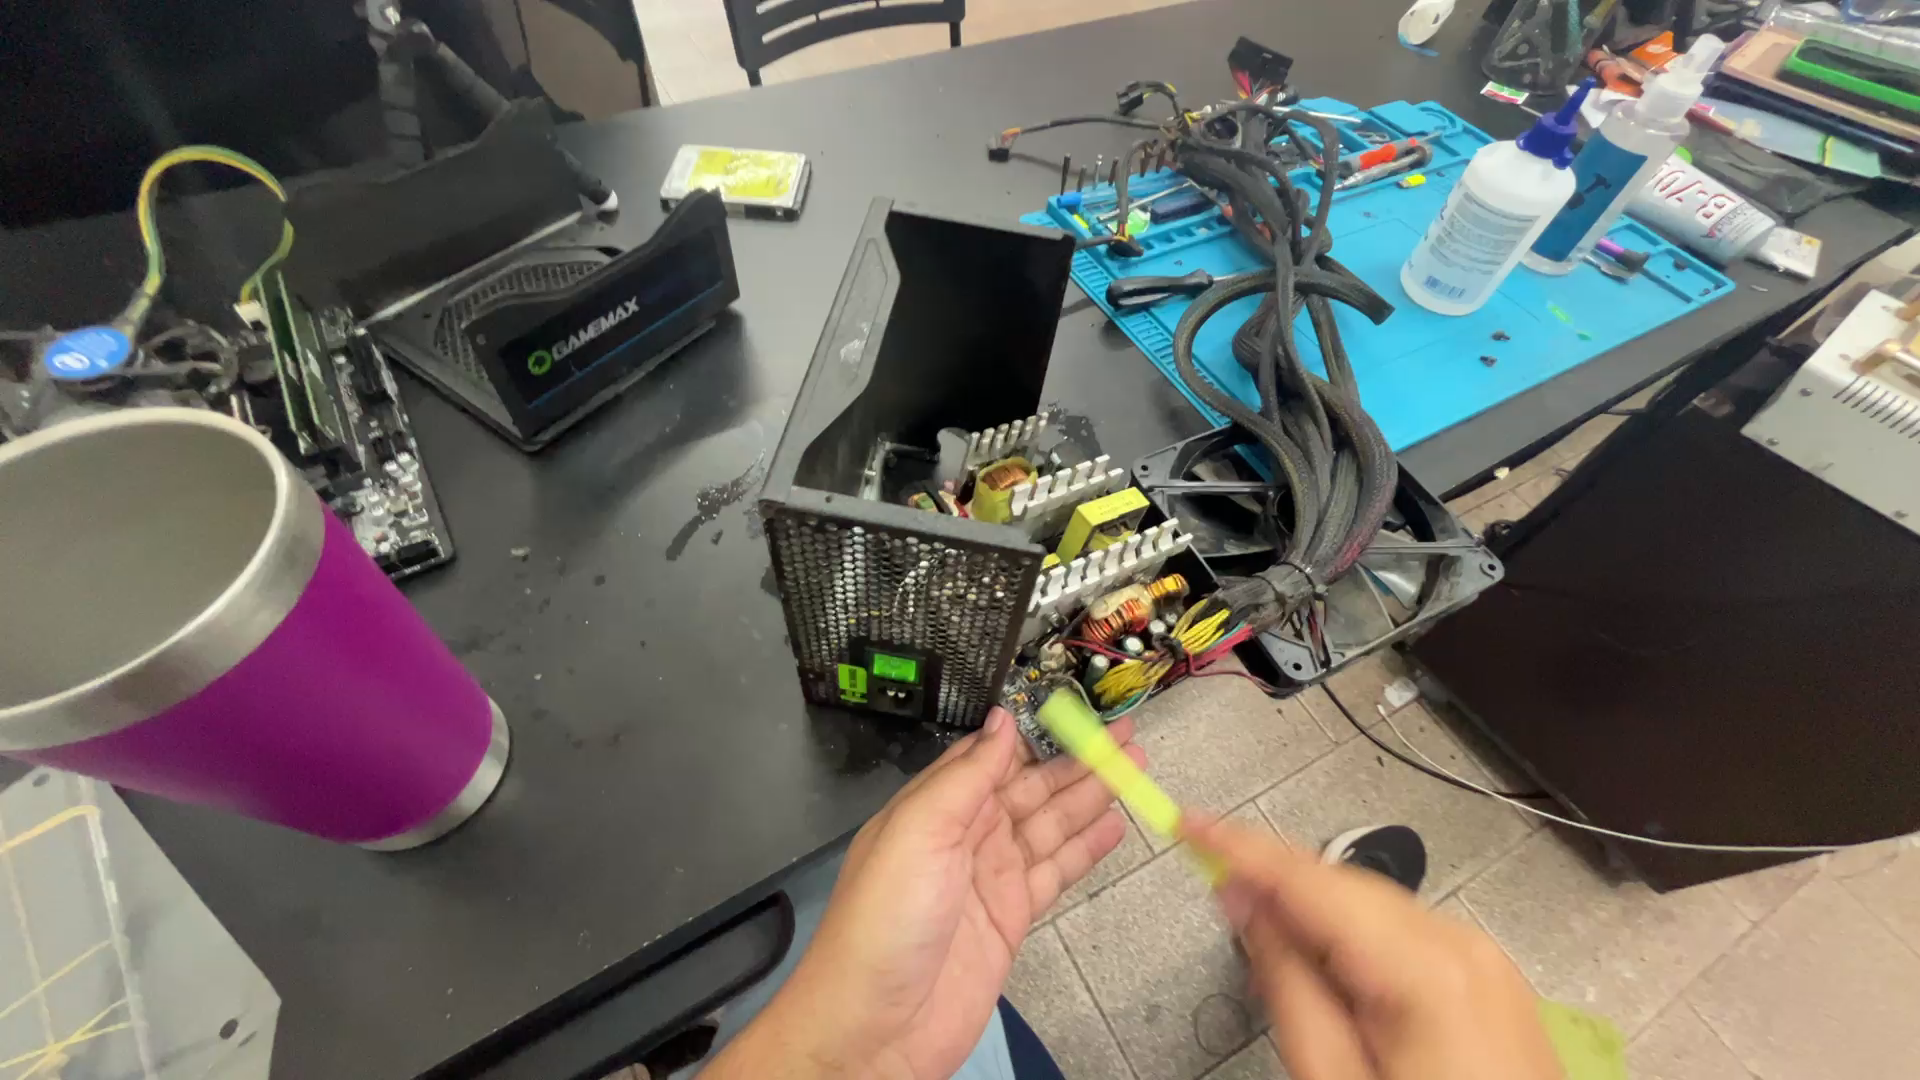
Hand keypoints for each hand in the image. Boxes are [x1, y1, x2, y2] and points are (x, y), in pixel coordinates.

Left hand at [709, 707, 1142, 1079]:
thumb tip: (1001, 719)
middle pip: (1032, 786)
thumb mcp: (919, 831)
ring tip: (1133, 768)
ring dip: (1090, 795)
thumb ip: (966, 775)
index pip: (994, 755)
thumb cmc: (886, 918)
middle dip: (1077, 760)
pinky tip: (1113, 825)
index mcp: (938, 804)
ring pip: (1051, 823)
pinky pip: (1056, 870)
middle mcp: (967, 832)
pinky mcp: (1012, 916)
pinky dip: (1085, 847)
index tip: (1076, 711)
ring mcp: (992, 875)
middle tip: (1125, 736)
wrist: (875, 1029)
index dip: (1037, 733)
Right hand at [1186, 817, 1559, 1079]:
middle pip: (1339, 884)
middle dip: (1271, 881)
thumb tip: (1245, 900)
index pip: (1309, 879)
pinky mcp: (1488, 981)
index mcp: (1426, 970)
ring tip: (1261, 938)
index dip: (1239, 845)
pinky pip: (1396, 930)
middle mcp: (1463, 945)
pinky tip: (1318, 959)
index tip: (1188, 822)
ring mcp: (1484, 962)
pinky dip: (1345, 932)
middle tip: (1215, 891)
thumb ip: (1285, 978)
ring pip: (1364, 902)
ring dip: (1305, 909)